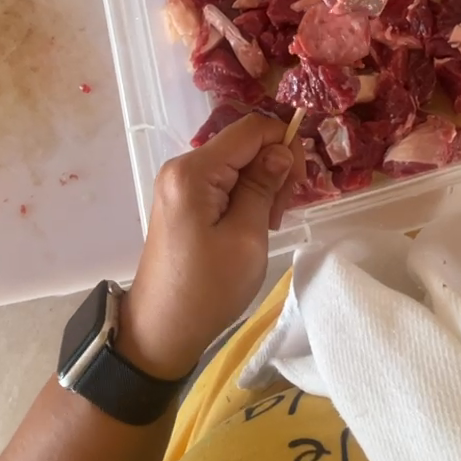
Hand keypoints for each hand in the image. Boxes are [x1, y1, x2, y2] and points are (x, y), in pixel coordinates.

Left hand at [118, 112, 301, 378]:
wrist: (160, 332)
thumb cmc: (206, 289)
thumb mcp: (246, 237)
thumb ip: (264, 186)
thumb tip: (282, 150)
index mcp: (194, 171)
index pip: (251, 129)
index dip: (284, 143)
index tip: (300, 181)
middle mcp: (183, 165)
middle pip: (244, 142)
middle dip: (274, 166)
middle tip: (282, 210)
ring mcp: (180, 181)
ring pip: (237, 160)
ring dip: (262, 182)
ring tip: (268, 221)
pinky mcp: (183, 198)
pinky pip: (224, 178)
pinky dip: (246, 192)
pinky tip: (254, 221)